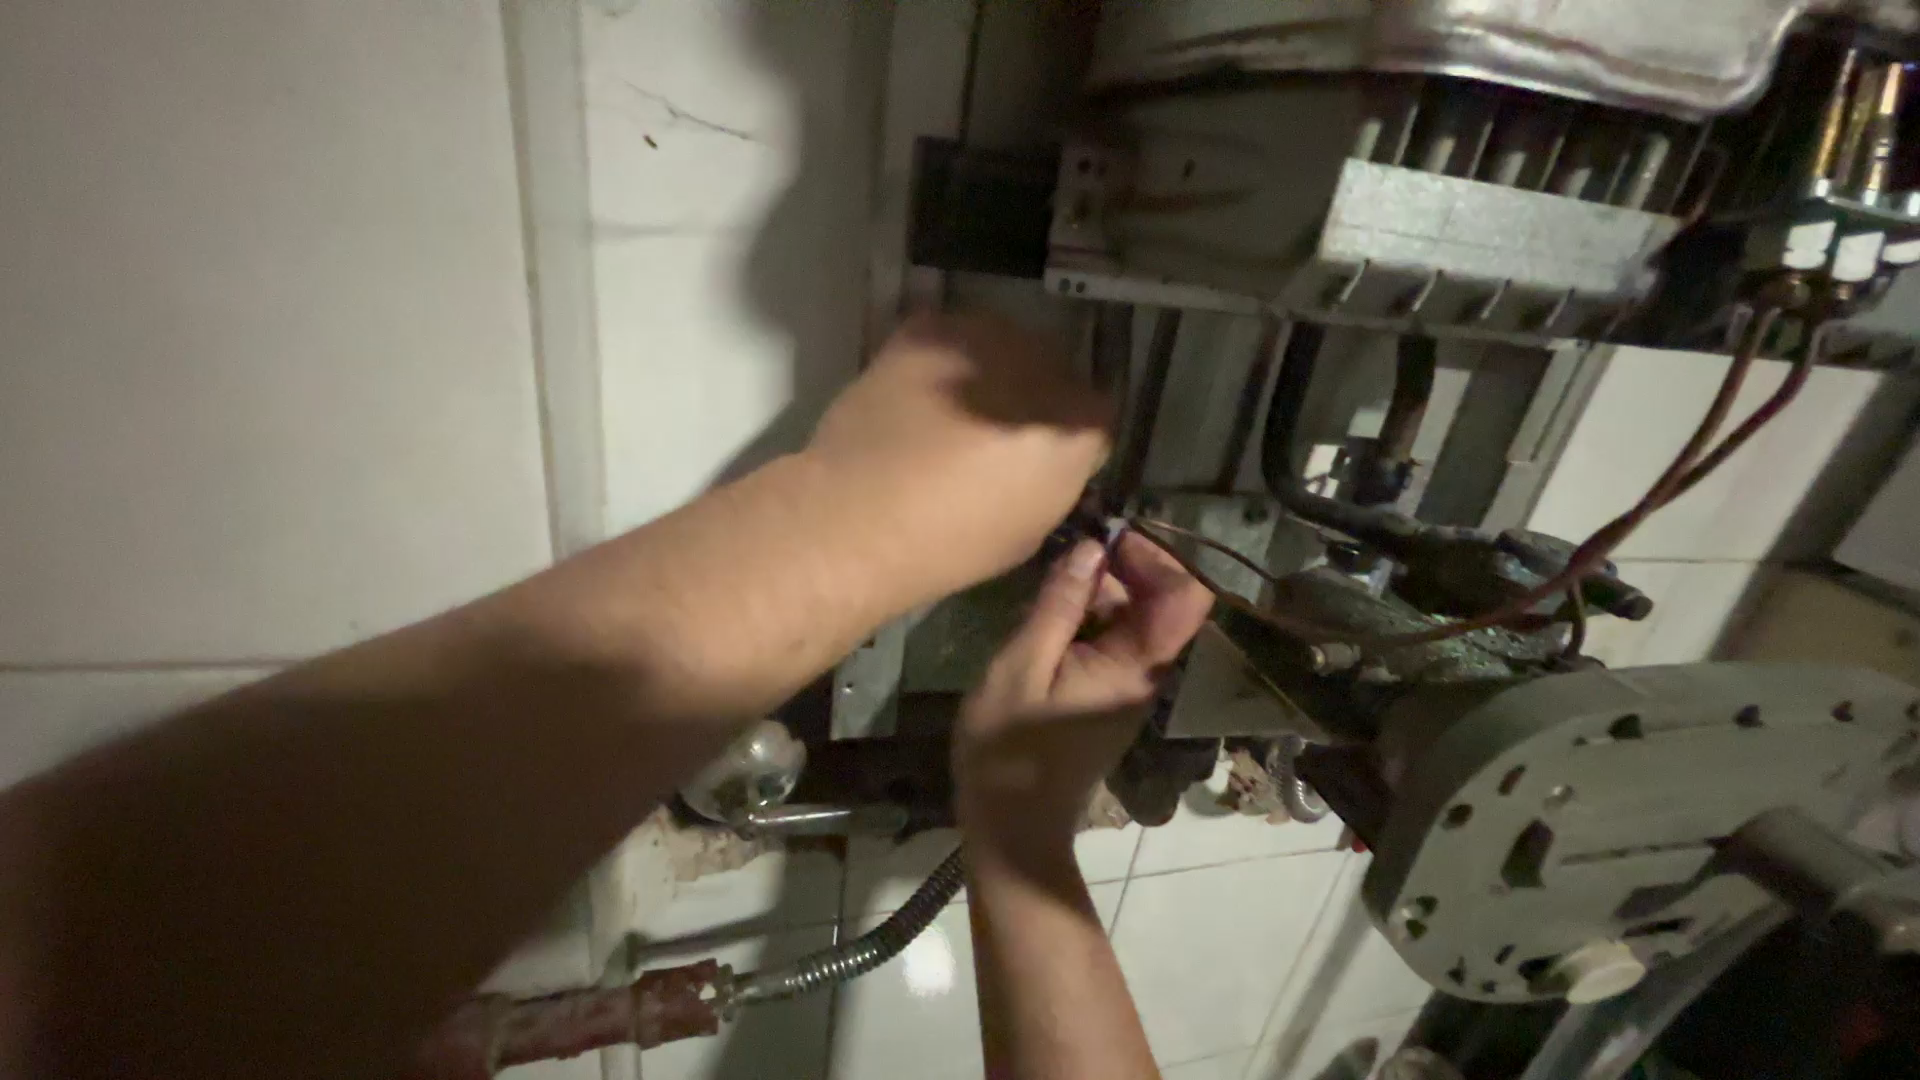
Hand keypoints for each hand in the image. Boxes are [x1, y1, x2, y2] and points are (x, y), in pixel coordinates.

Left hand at [807, 312, 1111, 606]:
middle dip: (1036, 396)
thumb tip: (1047, 456)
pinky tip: (920, 395)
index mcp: (1079, 424)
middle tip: (996, 432)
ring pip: (1006, 346)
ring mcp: (983, 337)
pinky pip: (954, 337)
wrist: (859, 516)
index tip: (1044, 456)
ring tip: (953, 410)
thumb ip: (1055, 479)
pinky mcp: (929, 327)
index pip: (1097, 414)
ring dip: (993, 372)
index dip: (1071, 436)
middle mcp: (1043, 367)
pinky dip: (946, 360)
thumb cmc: (953, 543)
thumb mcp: (1033, 528)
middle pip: (1055, 370)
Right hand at [954, 533, 1213, 855]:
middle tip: (1067, 551)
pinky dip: (1088, 617)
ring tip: (1049, 580)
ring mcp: (1128, 686)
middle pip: (1159, 603)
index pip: (1184, 597)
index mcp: (1135, 666)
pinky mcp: (1108, 695)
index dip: (1157, 556)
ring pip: (1133, 619)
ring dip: (1099, 591)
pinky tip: (1048, 614)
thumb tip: (1093, 548)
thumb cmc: (1009, 748)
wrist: (1012, 824)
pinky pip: (1112, 641)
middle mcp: (1145, 673)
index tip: (1107, 536)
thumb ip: (1059, 605)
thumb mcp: (1022, 666)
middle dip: (1121, 567)